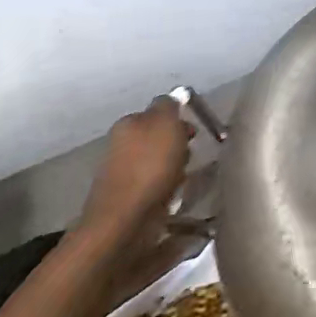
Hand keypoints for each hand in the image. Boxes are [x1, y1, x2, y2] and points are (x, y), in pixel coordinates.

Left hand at [76, 96, 191, 241]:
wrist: (126, 220)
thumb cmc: (150, 168)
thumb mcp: (165, 125)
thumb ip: (169, 106)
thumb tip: (174, 96)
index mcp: (129, 124)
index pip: (159, 112)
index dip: (179, 119)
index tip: (193, 133)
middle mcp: (122, 144)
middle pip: (159, 137)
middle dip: (179, 145)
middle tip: (190, 156)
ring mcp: (124, 172)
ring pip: (160, 162)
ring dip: (176, 167)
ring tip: (184, 178)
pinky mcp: (130, 197)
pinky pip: (157, 184)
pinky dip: (169, 187)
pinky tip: (174, 195)